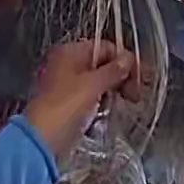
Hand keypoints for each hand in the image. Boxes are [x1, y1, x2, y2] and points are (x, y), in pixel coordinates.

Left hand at [23, 40, 138, 156]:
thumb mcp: (92, 85)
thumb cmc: (66, 105)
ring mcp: (68, 81)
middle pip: (102, 63)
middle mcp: (68, 62)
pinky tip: (107, 112)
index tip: (140, 79)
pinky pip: (91, 95)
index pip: (104, 47)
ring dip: (112, 90)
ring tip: (125, 104)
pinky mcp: (70, 101)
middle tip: (135, 96)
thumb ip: (112, 71)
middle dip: (120, 77)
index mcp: (71, 51)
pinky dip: (101, 101)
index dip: (123, 60)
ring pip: (98, 80)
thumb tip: (128, 58)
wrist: (43, 136)